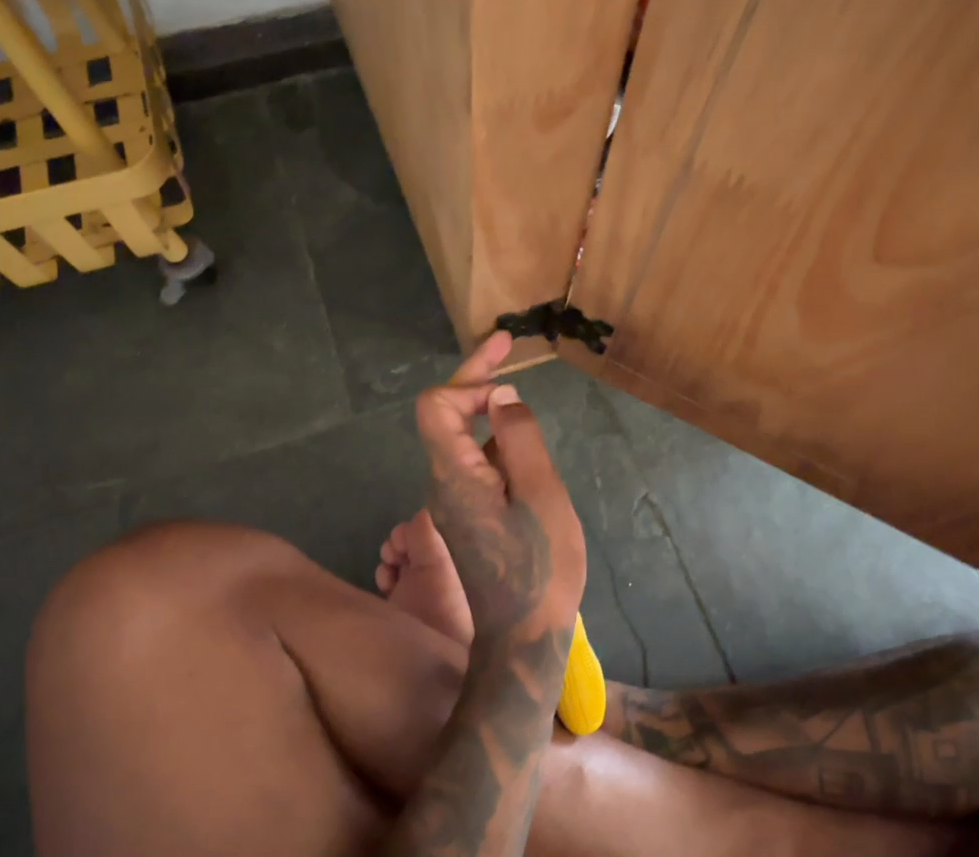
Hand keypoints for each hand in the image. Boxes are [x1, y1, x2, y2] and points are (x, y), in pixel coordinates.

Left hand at [415, 331, 584, 646]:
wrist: (523, 636)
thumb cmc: (540, 567)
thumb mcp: (542, 495)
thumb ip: (520, 438)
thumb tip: (501, 397)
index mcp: (455, 473)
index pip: (436, 405)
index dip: (468, 380)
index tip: (508, 379)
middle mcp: (445, 482)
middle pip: (445, 414)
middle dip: (475, 377)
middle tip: (505, 343)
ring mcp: (455, 501)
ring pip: (461, 438)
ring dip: (486, 408)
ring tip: (519, 391)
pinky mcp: (469, 515)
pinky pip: (475, 463)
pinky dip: (496, 440)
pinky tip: (522, 443)